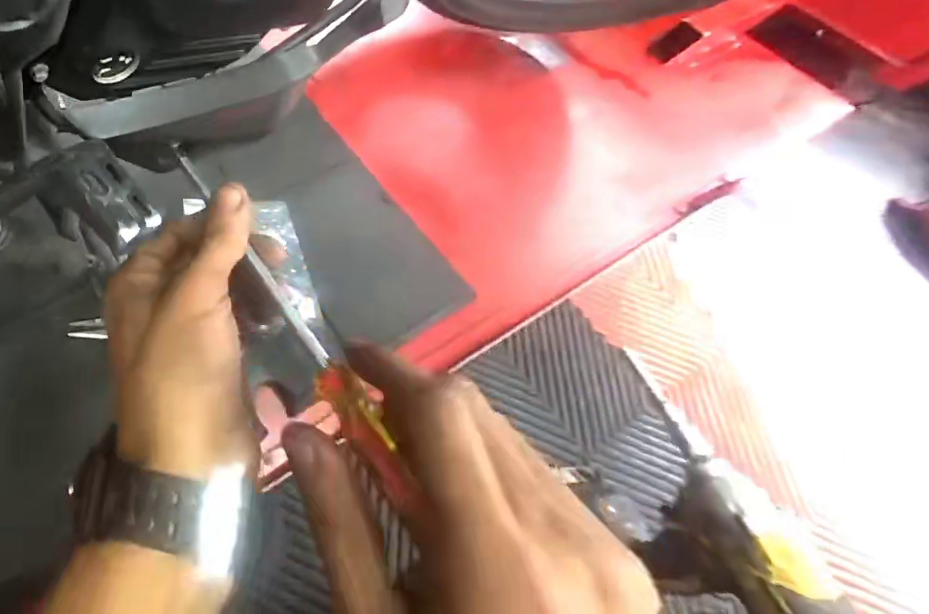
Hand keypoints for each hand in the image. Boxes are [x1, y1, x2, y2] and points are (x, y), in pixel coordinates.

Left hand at [102, 183, 259, 480]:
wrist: (192, 461)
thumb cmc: (182, 369)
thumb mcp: (197, 297)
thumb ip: (217, 242)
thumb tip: (235, 189)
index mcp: (138, 282)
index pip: (178, 234)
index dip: (215, 224)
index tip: (257, 225)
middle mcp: (156, 301)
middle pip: (202, 259)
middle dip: (240, 255)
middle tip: (279, 260)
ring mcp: (185, 331)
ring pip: (222, 288)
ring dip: (253, 283)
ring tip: (282, 289)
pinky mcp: (213, 356)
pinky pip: (235, 319)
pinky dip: (255, 312)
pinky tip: (277, 314)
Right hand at [282, 344, 659, 613]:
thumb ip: (340, 522)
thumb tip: (298, 431)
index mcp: (501, 555)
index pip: (443, 411)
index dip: (392, 369)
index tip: (350, 359)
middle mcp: (567, 536)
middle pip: (475, 412)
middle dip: (413, 398)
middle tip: (368, 420)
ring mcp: (610, 552)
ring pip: (509, 439)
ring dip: (452, 431)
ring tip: (416, 476)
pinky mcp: (630, 569)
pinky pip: (543, 478)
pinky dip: (491, 467)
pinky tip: (469, 515)